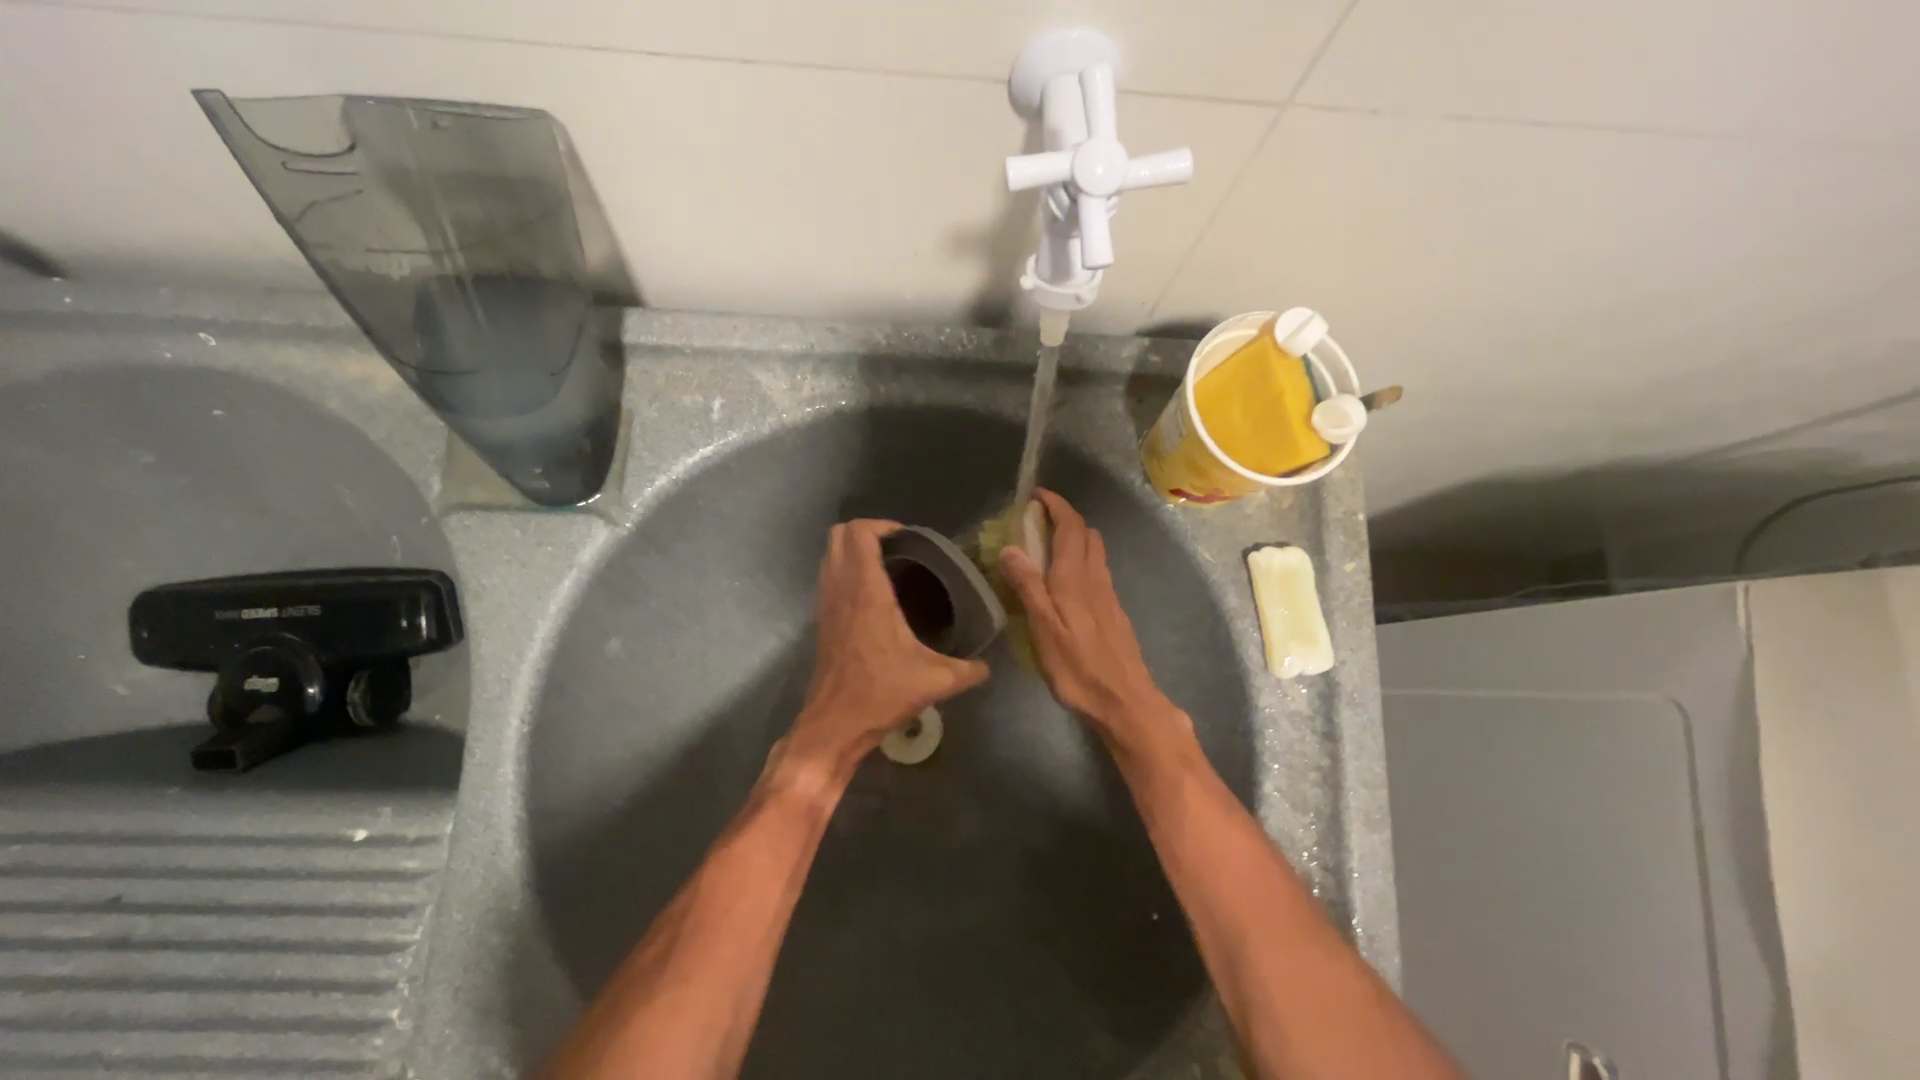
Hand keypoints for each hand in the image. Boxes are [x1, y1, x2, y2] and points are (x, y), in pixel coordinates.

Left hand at [787, 520, 989, 770]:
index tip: (910, 538)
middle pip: (839, 535)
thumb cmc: (880, 695)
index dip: (882, 525)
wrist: (836, 725)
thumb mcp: (935, 681)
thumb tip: (988, 664)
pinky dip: (847, 571)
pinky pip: (830, 578)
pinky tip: (876, 594)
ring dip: (854, 551)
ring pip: (830, 555)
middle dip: (867, 532)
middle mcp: (841, 590)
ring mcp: (827, 604)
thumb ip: (968, 669)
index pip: (860, 534)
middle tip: (900, 547)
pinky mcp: (822, 621)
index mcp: (866, 592)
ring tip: (889, 564)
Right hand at [997, 491, 1185, 745]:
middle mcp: (1096, 579)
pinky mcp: (1113, 613)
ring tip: (1044, 551)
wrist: (1125, 701)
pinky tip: (1063, 585)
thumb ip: (1028, 586)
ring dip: (1072, 540)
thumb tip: (1011, 547)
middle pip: (1086, 534)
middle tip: (1035, 523)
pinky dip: (1079, 563)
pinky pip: (1096, 573)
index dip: (1056, 505)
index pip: (1070, 527)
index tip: (1036, 495)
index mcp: (1075, 578)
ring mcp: (1109, 595)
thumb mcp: (1044, 629)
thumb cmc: (1079, 668)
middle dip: (1063, 519)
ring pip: (1094, 553)